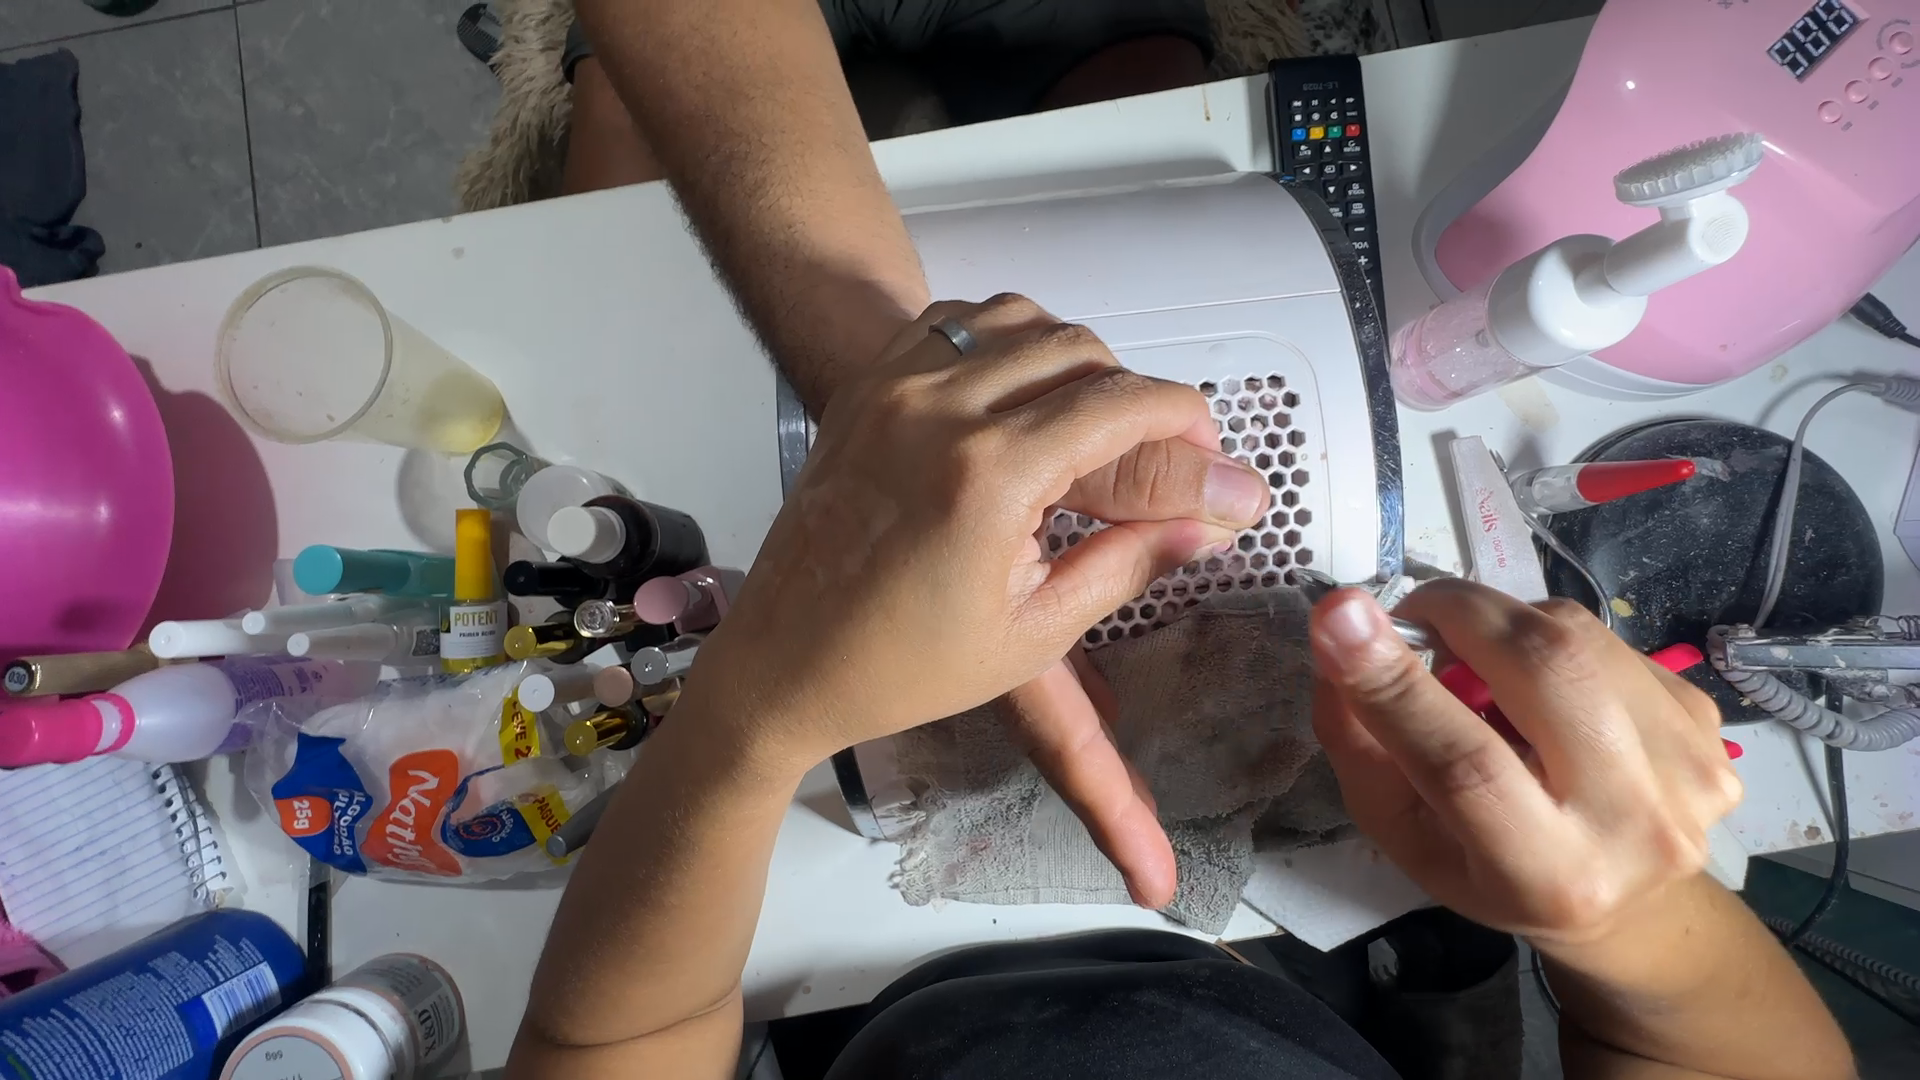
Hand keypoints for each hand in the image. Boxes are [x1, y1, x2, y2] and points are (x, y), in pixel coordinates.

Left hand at [692, 295, 1268, 837]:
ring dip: (1071, 357)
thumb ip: (1126, 564)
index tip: (1205, 443)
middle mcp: (942, 409)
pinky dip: (1002, 341)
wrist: (785, 658)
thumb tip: (1204, 525)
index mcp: (990, 476)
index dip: (1182, 415)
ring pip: (1019, 321)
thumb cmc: (902, 665)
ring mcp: (896, 388)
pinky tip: (1015, 390)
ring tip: (1086, 418)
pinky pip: (954, 325)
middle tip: (1152, 445)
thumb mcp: (1031, 634)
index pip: (1120, 405)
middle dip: (1134, 390)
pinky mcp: (867, 388)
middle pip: (1078, 349)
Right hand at [1308, 580, 1741, 949]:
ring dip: (1498, 626)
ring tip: (1474, 667)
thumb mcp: (1388, 821)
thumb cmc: (1472, 857)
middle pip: (1549, 671)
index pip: (1464, 763)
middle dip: (1459, 613)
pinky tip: (1534, 687)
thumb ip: (1353, 735)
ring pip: (1574, 635)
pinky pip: (1602, 637)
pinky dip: (1542, 639)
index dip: (1396, 683)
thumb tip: (1339, 633)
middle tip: (1413, 618)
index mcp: (1543, 873)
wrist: (1622, 899)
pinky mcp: (1709, 721)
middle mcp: (1639, 826)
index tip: (1338, 613)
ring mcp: (1693, 768)